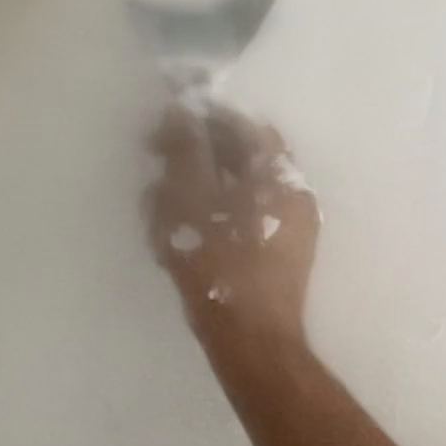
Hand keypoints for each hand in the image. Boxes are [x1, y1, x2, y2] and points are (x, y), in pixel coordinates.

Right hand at [146, 106, 320, 351]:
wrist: (248, 334)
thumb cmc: (216, 257)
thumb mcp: (190, 192)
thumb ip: (187, 146)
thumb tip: (183, 111)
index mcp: (277, 175)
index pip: (245, 125)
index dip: (204, 116)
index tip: (166, 122)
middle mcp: (291, 193)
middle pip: (241, 153)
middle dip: (194, 150)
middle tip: (155, 157)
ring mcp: (287, 224)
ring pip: (234, 183)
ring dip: (195, 181)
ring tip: (158, 199)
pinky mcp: (273, 249)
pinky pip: (235, 211)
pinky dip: (205, 207)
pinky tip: (176, 225)